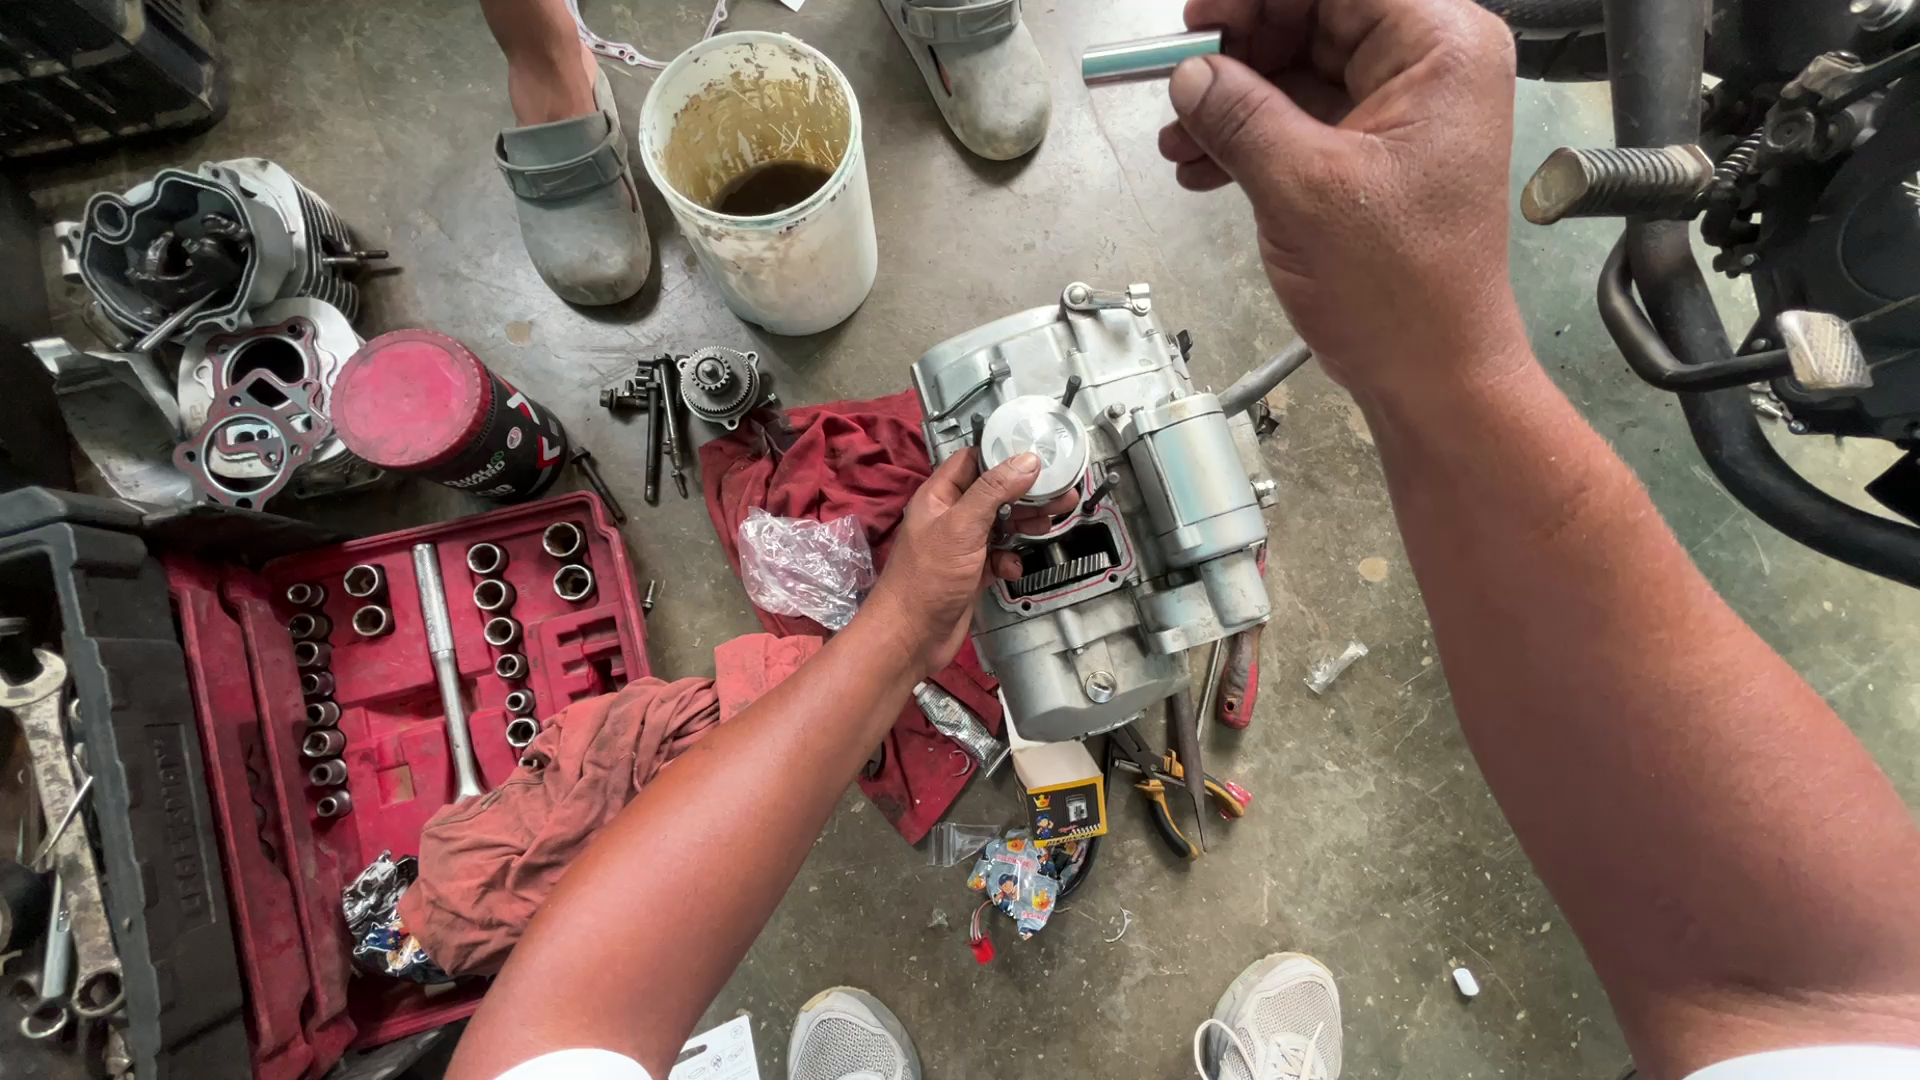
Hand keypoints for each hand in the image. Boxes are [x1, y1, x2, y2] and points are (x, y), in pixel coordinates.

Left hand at [862, 449, 1073, 678]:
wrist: (912, 636)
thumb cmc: (926, 579)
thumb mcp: (962, 526)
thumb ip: (994, 491)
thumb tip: (1026, 461)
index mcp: (939, 496)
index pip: (973, 461)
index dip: (1004, 455)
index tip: (1037, 454)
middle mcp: (950, 517)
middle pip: (995, 493)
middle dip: (1026, 493)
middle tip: (1059, 491)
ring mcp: (962, 545)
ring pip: (1001, 525)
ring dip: (1024, 524)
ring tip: (1048, 523)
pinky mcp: (972, 572)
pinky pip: (999, 556)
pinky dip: (1010, 560)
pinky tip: (1012, 567)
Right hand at [1159, 0, 1526, 392]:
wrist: (1423, 366)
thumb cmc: (1389, 282)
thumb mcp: (1302, 189)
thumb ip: (1242, 119)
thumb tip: (1189, 74)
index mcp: (1437, 46)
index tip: (1192, 19)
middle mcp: (1424, 68)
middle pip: (1314, 24)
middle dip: (1237, 57)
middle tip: (1176, 88)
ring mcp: (1394, 118)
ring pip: (1297, 81)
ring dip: (1231, 109)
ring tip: (1175, 144)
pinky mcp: (1367, 163)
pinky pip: (1298, 130)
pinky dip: (1248, 145)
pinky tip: (1201, 170)